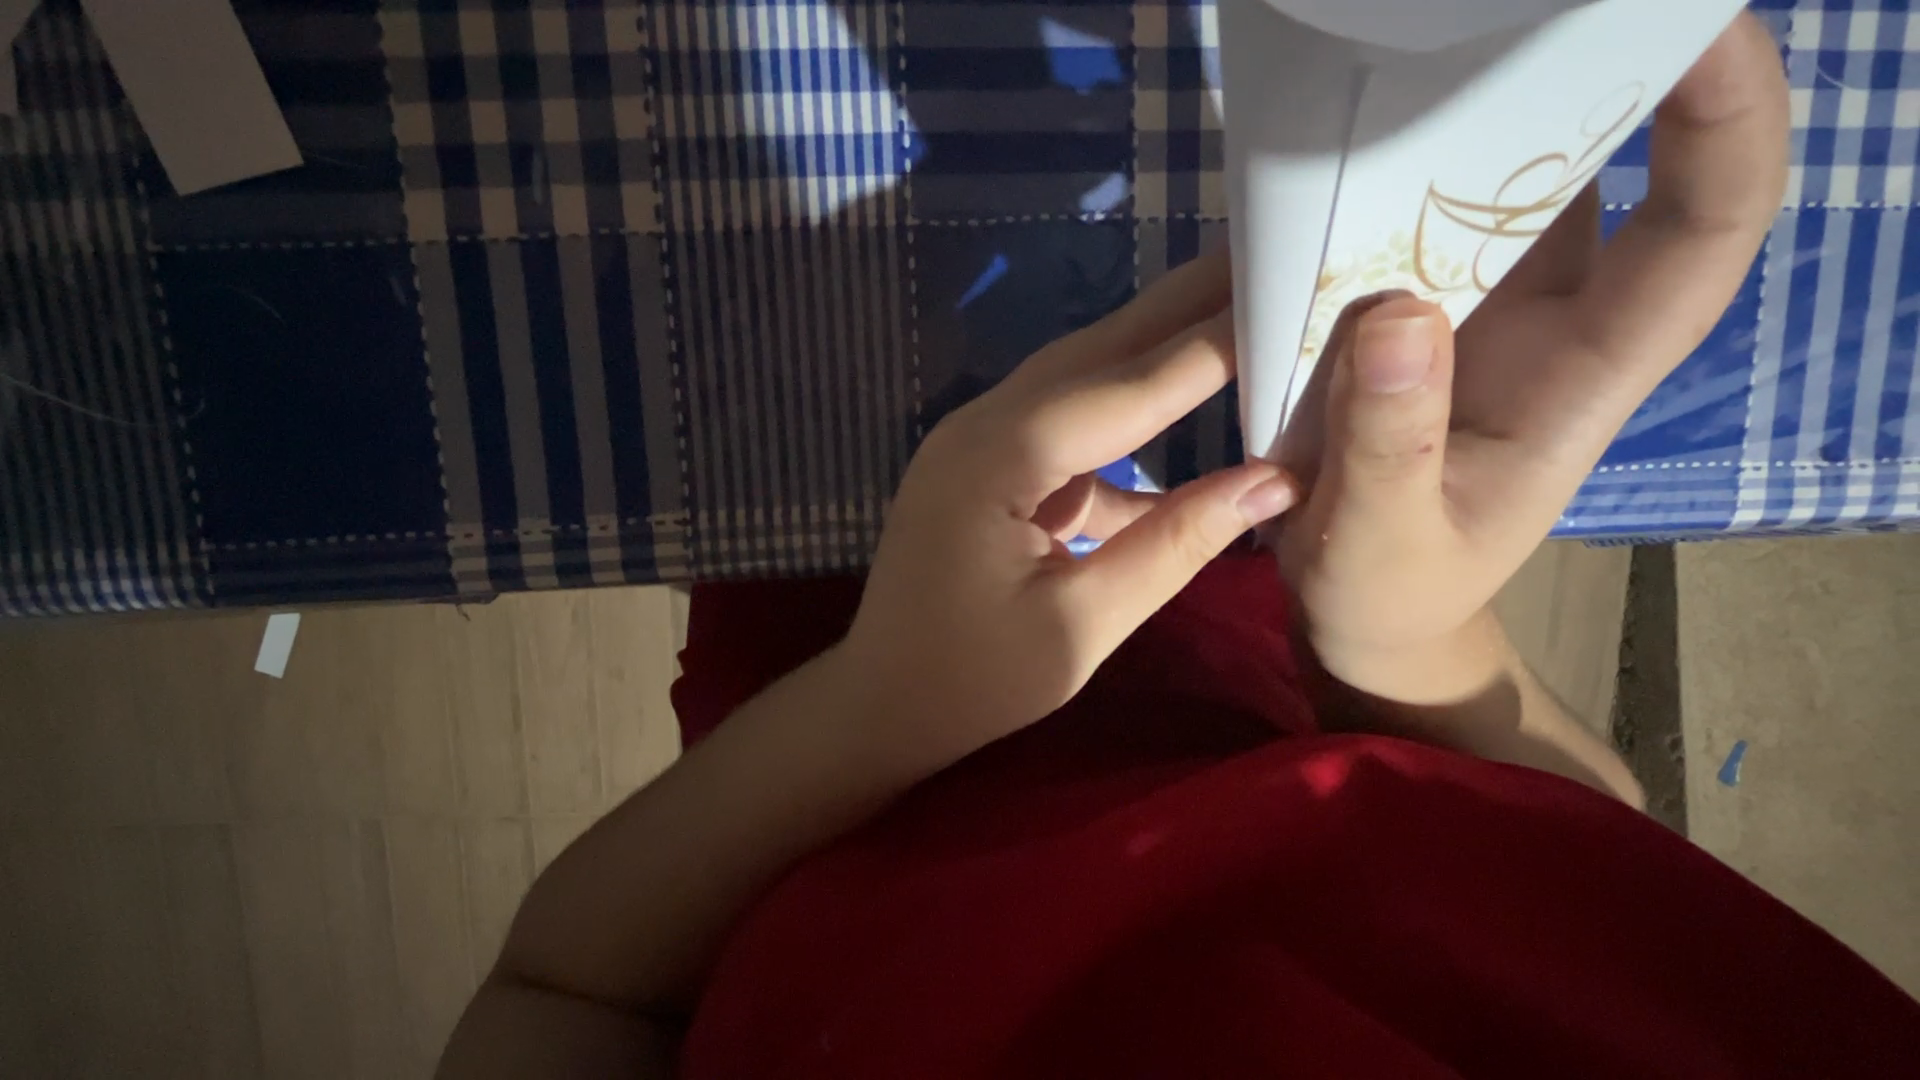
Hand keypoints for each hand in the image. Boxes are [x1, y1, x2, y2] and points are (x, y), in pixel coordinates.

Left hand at [840, 254, 1297, 760]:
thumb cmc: (974, 680)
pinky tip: (1182, 427)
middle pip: (1096, 351)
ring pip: (1080, 379)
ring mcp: (978, 441)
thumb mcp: (1085, 623)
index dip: (1212, 343)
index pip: (1125, 384)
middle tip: (1267, 258)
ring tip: (1237, 318)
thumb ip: (1176, 544)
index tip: (1290, 292)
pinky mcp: (986, 465)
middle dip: (1183, 309)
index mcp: (999, 457)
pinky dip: (1124, 423)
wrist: (882, 702)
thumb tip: (1276, 479)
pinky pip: (1065, 428)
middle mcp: (982, 425)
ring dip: (1155, 354)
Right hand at [1276, 13, 1788, 702]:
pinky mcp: (1396, 338)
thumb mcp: (1383, 540)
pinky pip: (1403, 245)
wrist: (1364, 614)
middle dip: (1586, 84)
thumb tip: (1392, 314)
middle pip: (1604, 185)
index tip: (1700, 24)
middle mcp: (1541, 333)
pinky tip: (1341, 166)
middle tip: (1499, 27)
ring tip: (1416, 69)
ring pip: (1496, 203)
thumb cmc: (1389, 593)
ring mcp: (1464, 330)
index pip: (1696, 239)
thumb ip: (1389, 447)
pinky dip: (1381, 197)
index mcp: (1577, 384)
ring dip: (1467, 132)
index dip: (1727, 126)